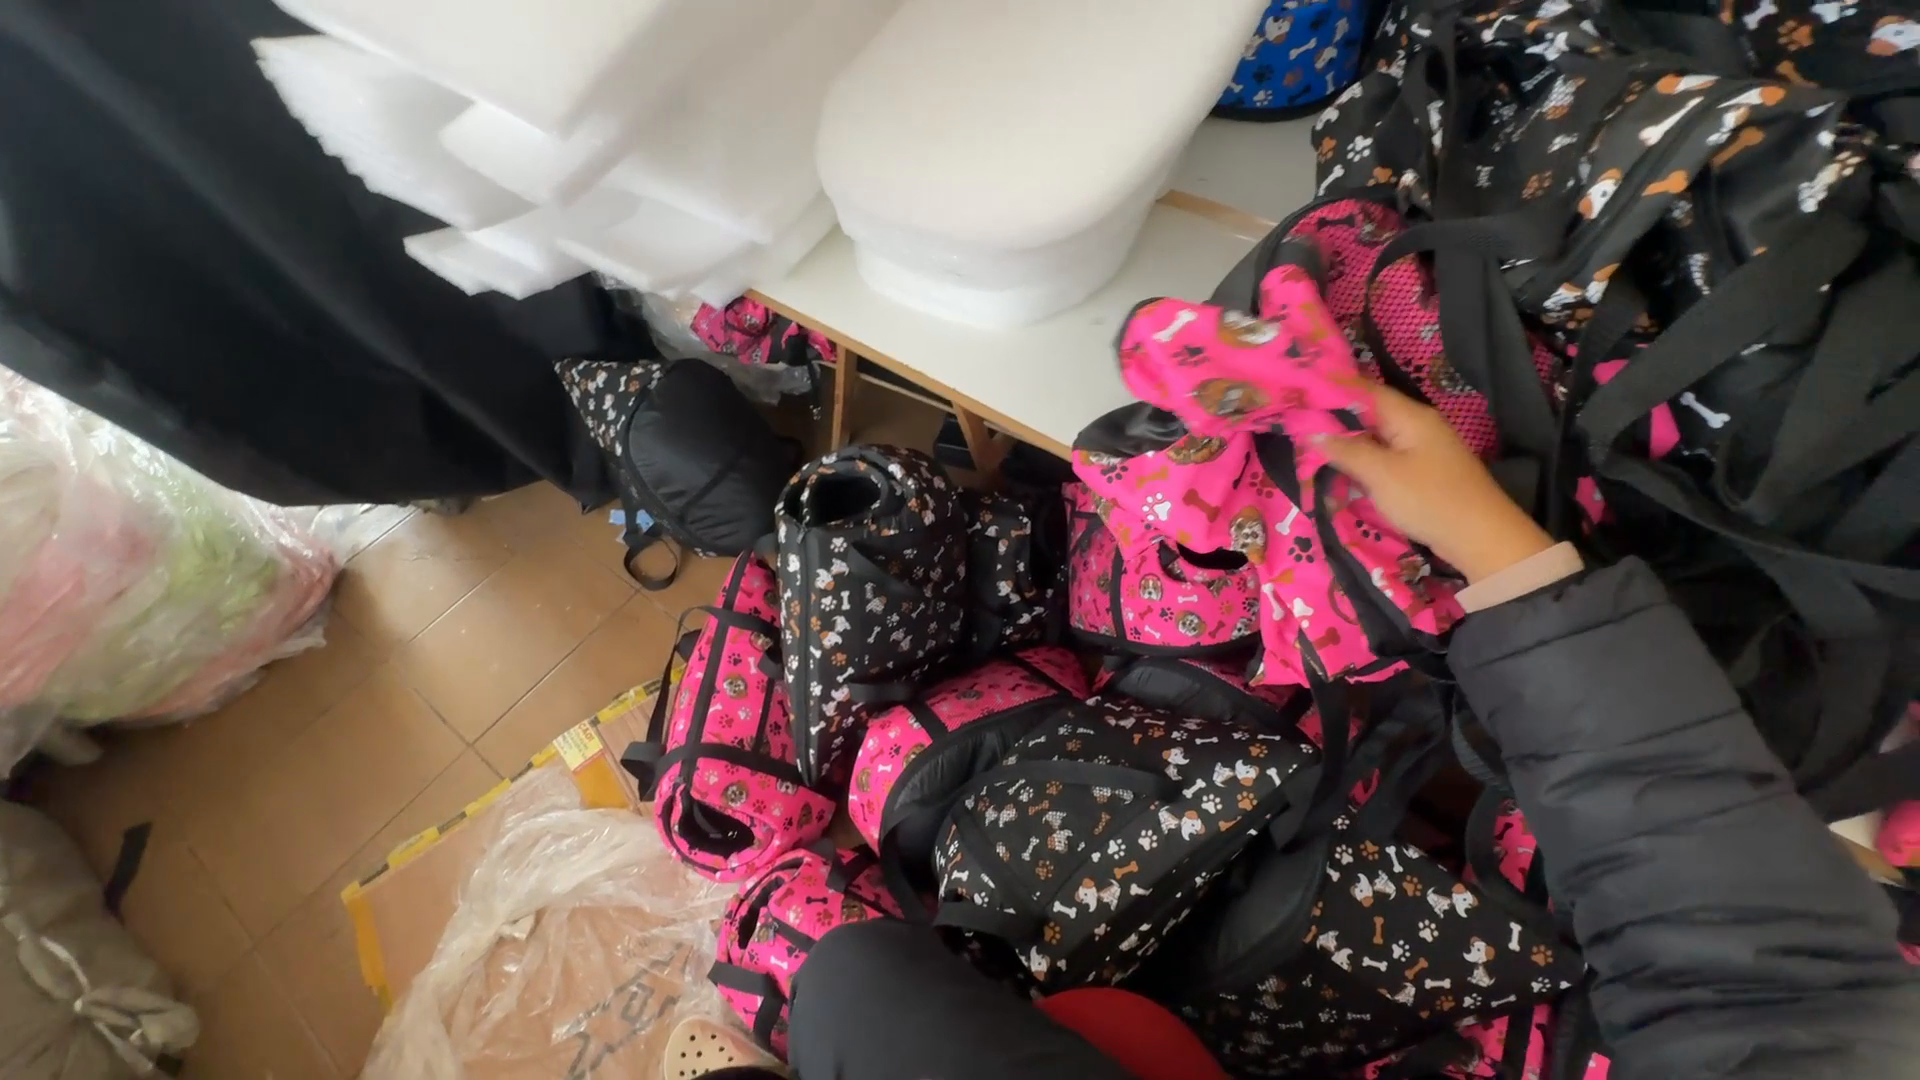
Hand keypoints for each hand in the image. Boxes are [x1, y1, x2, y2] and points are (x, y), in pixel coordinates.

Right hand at [1316, 385, 1553, 583]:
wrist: (1479, 537)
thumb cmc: (1429, 499)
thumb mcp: (1381, 474)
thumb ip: (1346, 451)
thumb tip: (1313, 433)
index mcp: (1410, 417)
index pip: (1364, 392)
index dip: (1331, 390)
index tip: (1298, 393)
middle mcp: (1415, 425)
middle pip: (1368, 413)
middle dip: (1332, 417)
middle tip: (1295, 421)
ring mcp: (1419, 448)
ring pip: (1373, 436)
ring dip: (1343, 440)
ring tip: (1307, 442)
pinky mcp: (1418, 470)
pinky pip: (1381, 455)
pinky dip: (1358, 458)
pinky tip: (1337, 465)